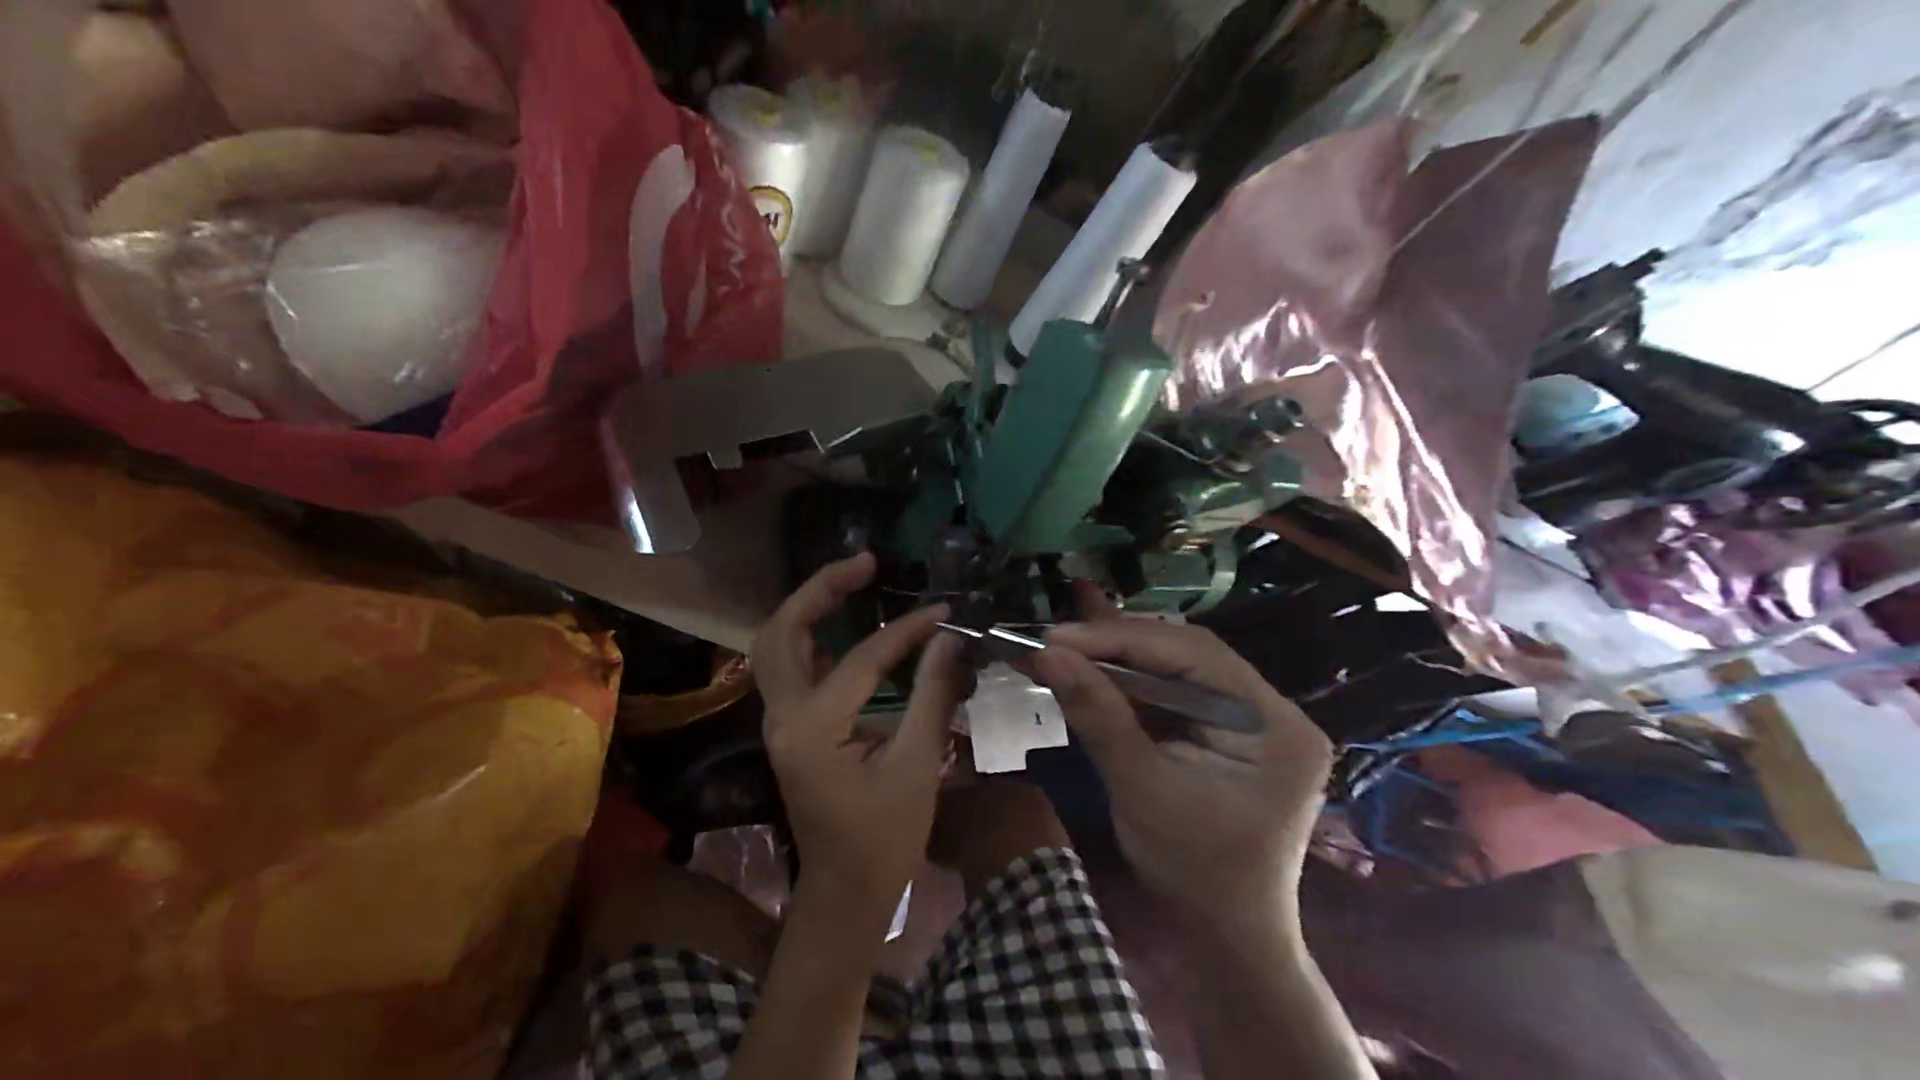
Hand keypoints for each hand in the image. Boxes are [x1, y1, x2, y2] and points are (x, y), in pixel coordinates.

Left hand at [751, 553, 967, 910]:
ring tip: (851, 581)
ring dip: (809, 608)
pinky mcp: (791, 729)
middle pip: (781, 632)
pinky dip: (812, 637)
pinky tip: (843, 626)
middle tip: (865, 563)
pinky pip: (792, 668)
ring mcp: (780, 723)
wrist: (846, 893)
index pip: (861, 659)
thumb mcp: (917, 765)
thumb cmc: (884, 838)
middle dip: (820, 590)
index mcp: (812, 729)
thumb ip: (934, 694)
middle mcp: (783, 718)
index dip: (906, 631)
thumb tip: (952, 638)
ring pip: (777, 647)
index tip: (944, 611)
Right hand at [1030, 613, 1331, 926]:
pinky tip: (1097, 672)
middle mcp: (1275, 711)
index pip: (1193, 654)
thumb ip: (1098, 715)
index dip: (1120, 638)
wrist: (1226, 938)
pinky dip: (1135, 685)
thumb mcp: (1140, 790)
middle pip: (1190, 655)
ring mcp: (1256, 722)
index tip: (1056, 637)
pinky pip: (1179, 694)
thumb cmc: (1191, 872)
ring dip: (1123, 660)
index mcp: (1273, 725)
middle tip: (1057, 642)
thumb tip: (1048, 654)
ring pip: (1181, 669)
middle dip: (1120, 645)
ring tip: (1068, 649)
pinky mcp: (1233, 734)